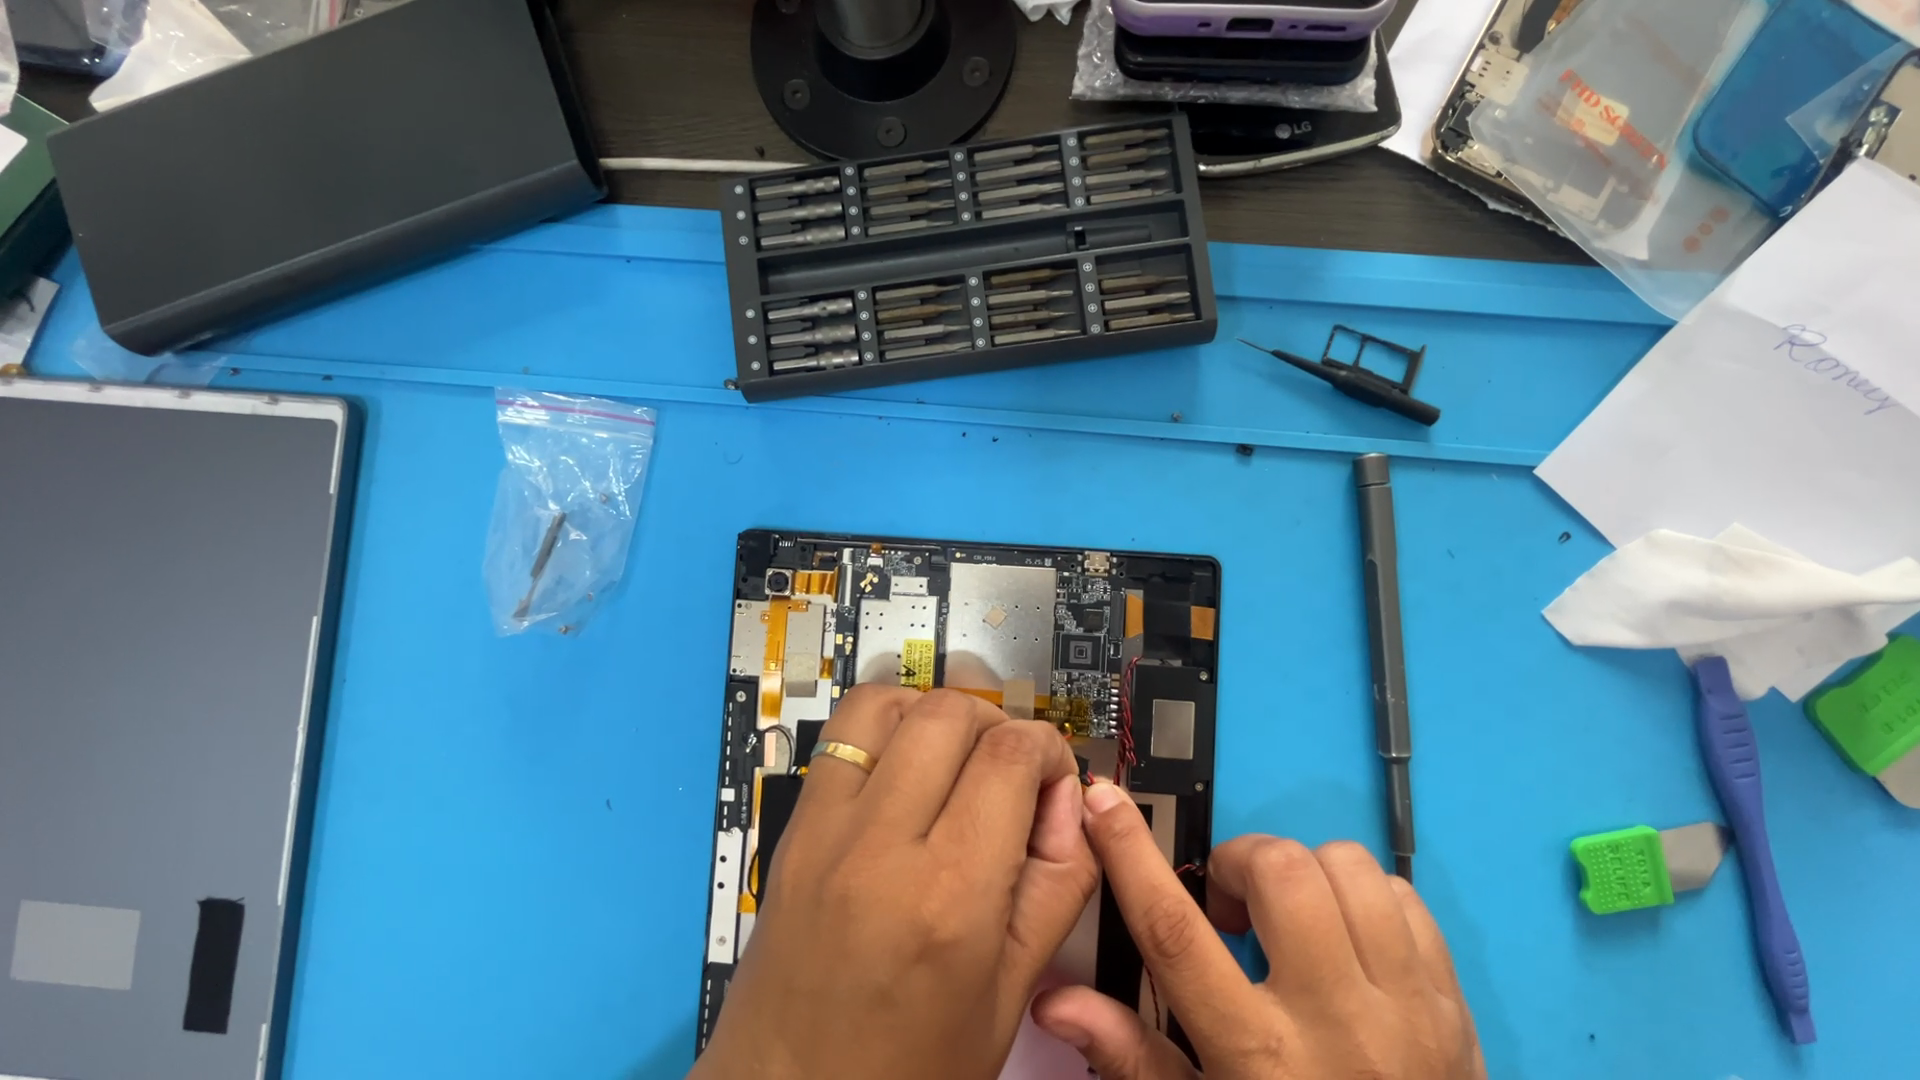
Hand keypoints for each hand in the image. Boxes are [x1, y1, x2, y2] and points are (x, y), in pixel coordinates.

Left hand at [693, 687, 1100, 1079]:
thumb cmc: (911, 1066)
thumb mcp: (1010, 991)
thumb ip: (1058, 884)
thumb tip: (1068, 799)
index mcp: (949, 896)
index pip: (1011, 755)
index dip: (1049, 751)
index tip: (1053, 782)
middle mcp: (880, 844)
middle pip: (950, 713)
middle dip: (998, 726)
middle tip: (1009, 775)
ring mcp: (824, 829)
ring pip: (887, 703)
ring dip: (935, 715)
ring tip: (956, 762)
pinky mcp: (792, 827)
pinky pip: (840, 736)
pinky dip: (884, 726)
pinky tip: (905, 770)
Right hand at [1033, 782, 1484, 1079]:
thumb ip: (1131, 1054)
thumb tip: (1053, 998)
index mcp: (1258, 1057)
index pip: (1177, 934)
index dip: (1132, 856)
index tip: (1103, 799)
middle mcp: (1335, 1021)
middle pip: (1279, 874)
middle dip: (1240, 863)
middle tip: (1229, 906)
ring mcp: (1407, 1009)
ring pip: (1348, 868)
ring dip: (1303, 872)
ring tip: (1288, 918)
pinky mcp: (1454, 1005)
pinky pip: (1404, 896)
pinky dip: (1362, 895)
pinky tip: (1344, 936)